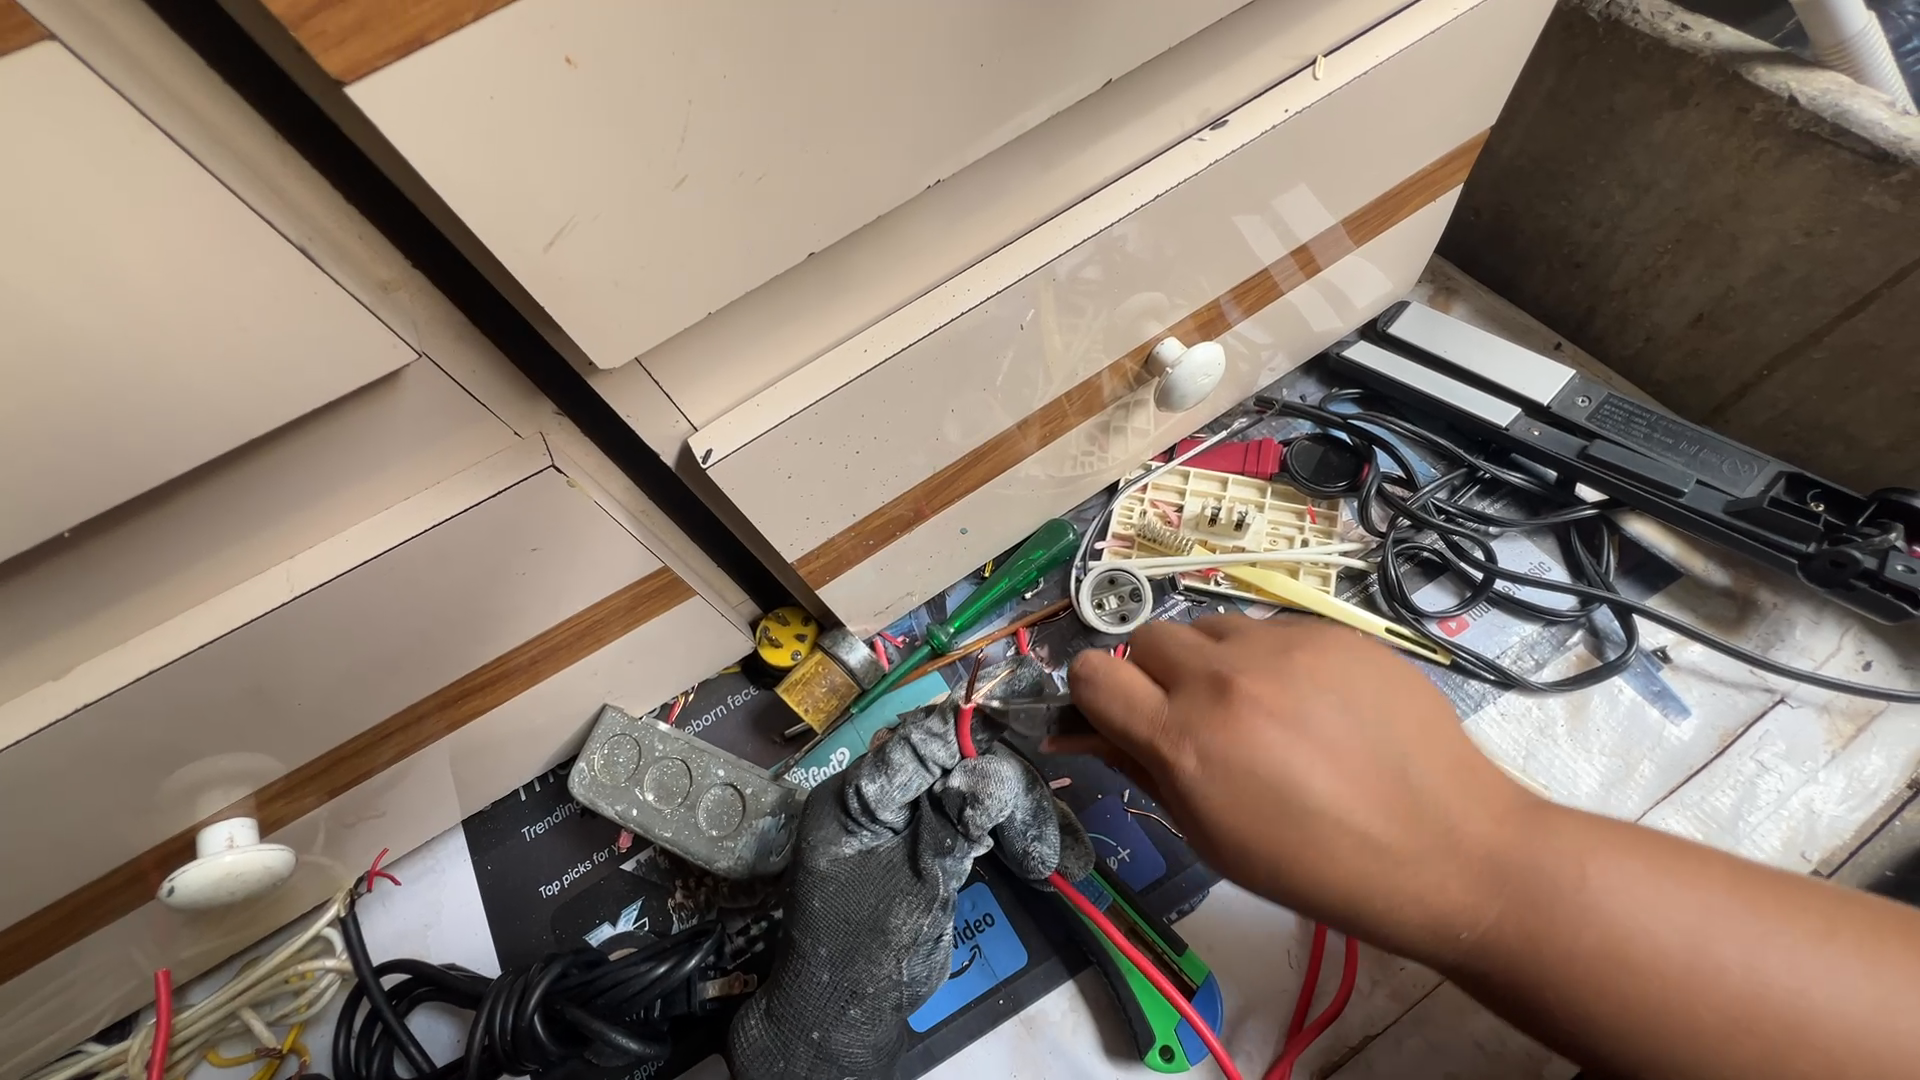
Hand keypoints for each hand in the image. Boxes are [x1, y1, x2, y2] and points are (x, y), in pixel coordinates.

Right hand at [1057, 615, 1539, 962]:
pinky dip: (1270, 659)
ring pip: (1206, 627)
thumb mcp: (1210, 836)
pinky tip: (1312, 700)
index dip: (1093, 693)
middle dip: (1155, 674)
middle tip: (1195, 716)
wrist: (1450, 849)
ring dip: (1212, 661)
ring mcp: (1280, 646)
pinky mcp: (1329, 629)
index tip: (1117, 714)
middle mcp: (1221, 679)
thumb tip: (1077, 734)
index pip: (1090, 673)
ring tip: (1260, 706)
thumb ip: (1139, 770)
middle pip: (1144, 637)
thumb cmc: (1316, 866)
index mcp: (1184, 740)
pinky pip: (1268, 629)